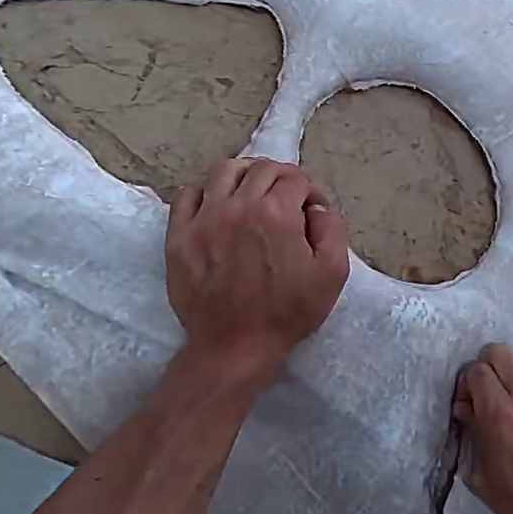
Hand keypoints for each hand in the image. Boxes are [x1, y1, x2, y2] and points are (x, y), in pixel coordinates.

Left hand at [166, 157, 349, 389]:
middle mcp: (238, 208)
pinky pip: (188, 194)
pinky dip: (208, 191)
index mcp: (277, 214)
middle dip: (284, 177)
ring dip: (246, 174)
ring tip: (255, 192)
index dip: (312, 190)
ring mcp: (203, 220)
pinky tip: (221, 206)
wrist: (235, 345)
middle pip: (262, 168)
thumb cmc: (290, 310)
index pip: (296, 178)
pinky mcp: (178, 237)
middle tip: (290, 199)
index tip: (314, 211)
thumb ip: (333, 229)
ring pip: (224, 170)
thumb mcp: (333, 271)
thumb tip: (317, 209)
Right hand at [453, 344, 512, 513]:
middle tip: (487, 396)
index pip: (476, 371)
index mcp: (499, 415)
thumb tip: (467, 410)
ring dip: (512, 380)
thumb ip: (473, 436)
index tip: (468, 404)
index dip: (467, 384)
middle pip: (498, 352)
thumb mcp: (485, 479)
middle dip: (486, 368)